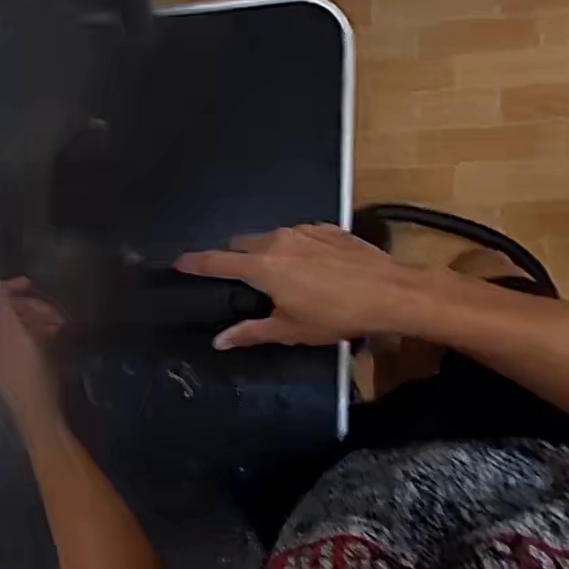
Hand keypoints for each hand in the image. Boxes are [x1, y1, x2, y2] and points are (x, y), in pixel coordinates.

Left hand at [0, 276, 65, 424]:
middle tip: (53, 314)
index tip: (31, 283)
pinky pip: (27, 331)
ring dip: (41, 318)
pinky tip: (56, 333)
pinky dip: (42, 329)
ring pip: (20, 318)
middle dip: (31, 308)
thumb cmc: (27, 373)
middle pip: (6, 307)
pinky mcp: (18, 353)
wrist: (41, 407)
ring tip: (59, 325)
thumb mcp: (16, 336)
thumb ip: (2, 307)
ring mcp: (3, 345)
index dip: (8, 288)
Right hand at [173, 223, 446, 349]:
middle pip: (243, 243)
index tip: (179, 263)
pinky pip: (300, 235)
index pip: (217, 261)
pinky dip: (295, 248)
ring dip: (267, 252)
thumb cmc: (336, 315)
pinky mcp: (328, 228)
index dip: (195, 263)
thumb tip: (220, 340)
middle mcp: (279, 239)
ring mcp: (305, 230)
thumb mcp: (291, 329)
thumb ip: (251, 332)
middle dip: (236, 258)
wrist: (390, 292)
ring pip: (272, 236)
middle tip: (244, 282)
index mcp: (263, 265)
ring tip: (284, 278)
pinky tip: (313, 269)